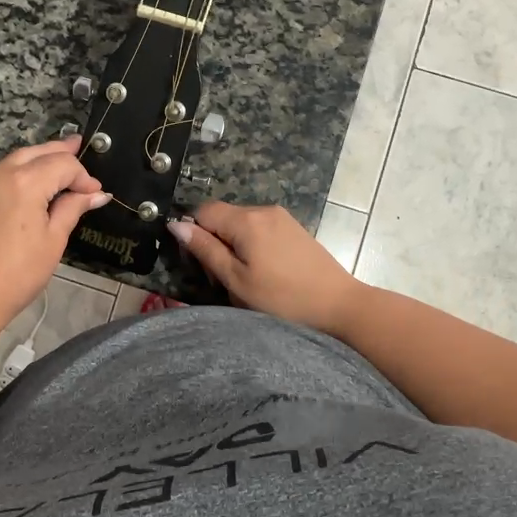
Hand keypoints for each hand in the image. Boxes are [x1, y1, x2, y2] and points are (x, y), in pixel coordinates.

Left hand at [0, 138, 109, 330]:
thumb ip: (72, 209)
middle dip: (59, 151)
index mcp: (23, 181)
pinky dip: (20, 172)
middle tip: (79, 145)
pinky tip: (32, 182)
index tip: (96, 193)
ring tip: (60, 160)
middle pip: (36, 152)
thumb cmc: (16, 274)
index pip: (62, 165)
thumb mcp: (52, 241)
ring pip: (16, 160)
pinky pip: (0, 174)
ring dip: (39, 160)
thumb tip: (95, 194)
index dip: (83, 177)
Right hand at [168, 201, 370, 334]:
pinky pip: (261, 230)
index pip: (203, 211)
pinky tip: (266, 273)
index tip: (201, 265)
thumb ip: (206, 250)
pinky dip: (253, 246)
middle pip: (223, 217)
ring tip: (246, 278)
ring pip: (242, 224)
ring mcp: (282, 218)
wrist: (340, 307)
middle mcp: (264, 210)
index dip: (194, 234)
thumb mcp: (236, 280)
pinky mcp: (295, 229)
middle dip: (215, 242)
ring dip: (235, 246)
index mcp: (246, 220)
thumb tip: (176, 225)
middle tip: (223, 278)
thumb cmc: (282, 300)